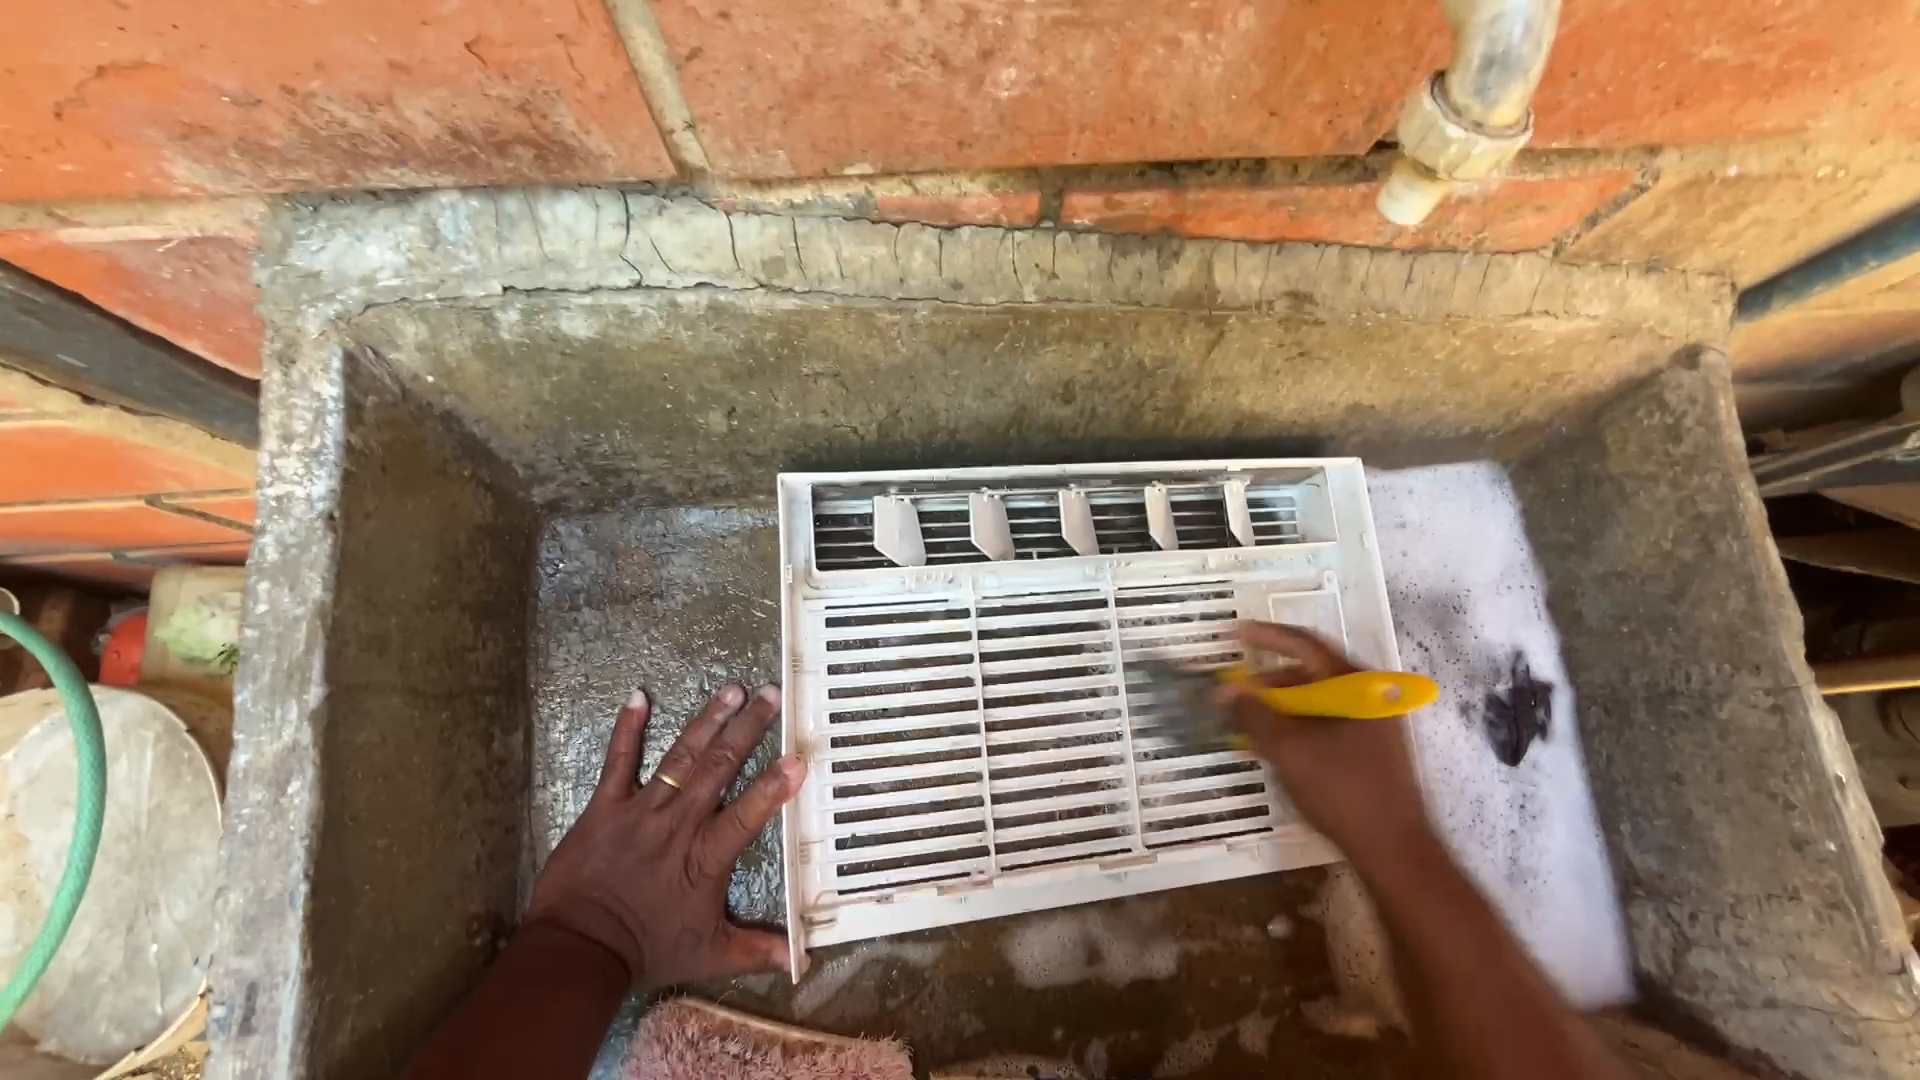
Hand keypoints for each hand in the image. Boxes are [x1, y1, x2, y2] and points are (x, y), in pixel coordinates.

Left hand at [524, 683, 806, 990]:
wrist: (577, 950)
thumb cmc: (647, 948)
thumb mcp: (710, 954)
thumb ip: (757, 950)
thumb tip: (802, 962)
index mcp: (707, 855)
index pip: (748, 814)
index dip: (773, 786)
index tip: (798, 758)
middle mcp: (680, 823)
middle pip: (719, 767)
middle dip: (748, 728)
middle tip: (770, 694)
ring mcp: (641, 809)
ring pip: (681, 757)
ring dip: (707, 720)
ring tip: (731, 688)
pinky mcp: (605, 805)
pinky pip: (618, 761)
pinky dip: (628, 728)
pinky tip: (639, 695)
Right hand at [1223, 622, 1436, 870]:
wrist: (1395, 851)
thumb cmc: (1343, 791)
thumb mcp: (1288, 750)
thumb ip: (1254, 715)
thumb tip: (1227, 691)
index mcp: (1356, 685)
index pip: (1305, 644)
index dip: (1266, 636)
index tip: (1234, 632)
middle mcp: (1370, 695)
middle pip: (1312, 671)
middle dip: (1269, 680)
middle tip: (1238, 692)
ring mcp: (1375, 722)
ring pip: (1319, 698)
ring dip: (1282, 704)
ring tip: (1251, 723)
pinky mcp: (1373, 748)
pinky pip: (1328, 720)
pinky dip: (1299, 724)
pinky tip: (1277, 744)